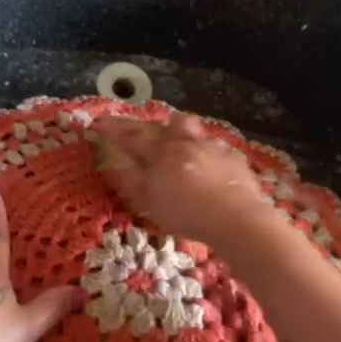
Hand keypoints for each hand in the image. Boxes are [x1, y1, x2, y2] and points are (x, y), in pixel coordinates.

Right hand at [94, 113, 277, 249]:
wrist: (238, 220)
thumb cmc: (187, 213)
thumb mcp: (150, 201)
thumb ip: (130, 180)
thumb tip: (111, 164)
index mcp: (162, 153)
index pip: (133, 137)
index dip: (116, 129)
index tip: (102, 121)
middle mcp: (188, 144)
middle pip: (175, 124)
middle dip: (166, 125)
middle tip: (162, 136)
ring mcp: (215, 150)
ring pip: (200, 134)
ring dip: (192, 140)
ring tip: (191, 153)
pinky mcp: (237, 163)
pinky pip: (223, 153)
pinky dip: (216, 160)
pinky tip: (217, 174)